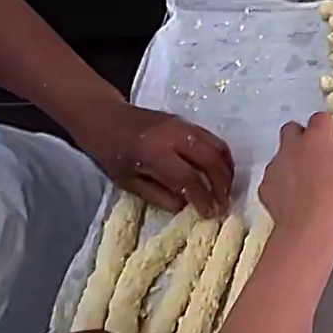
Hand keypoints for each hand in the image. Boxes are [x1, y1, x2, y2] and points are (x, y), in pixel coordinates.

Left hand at [71, 102, 234, 215]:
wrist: (105, 117)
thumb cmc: (112, 153)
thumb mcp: (128, 182)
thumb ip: (158, 195)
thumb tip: (186, 206)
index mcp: (155, 153)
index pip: (189, 178)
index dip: (203, 198)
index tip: (212, 214)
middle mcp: (174, 136)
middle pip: (210, 160)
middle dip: (222, 185)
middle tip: (224, 205)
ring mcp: (183, 125)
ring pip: (217, 147)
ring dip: (226, 171)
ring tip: (226, 191)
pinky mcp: (187, 121)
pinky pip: (213, 139)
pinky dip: (221, 157)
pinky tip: (220, 172)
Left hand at [259, 112, 332, 235]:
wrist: (309, 226)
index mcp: (316, 137)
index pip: (321, 118)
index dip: (328, 128)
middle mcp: (292, 145)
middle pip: (293, 129)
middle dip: (302, 137)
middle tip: (316, 156)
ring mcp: (275, 164)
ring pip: (281, 153)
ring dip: (291, 161)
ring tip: (304, 182)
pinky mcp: (264, 185)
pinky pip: (273, 177)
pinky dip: (281, 183)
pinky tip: (292, 198)